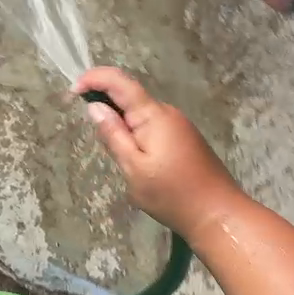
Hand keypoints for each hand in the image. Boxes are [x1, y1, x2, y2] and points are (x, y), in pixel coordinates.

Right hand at [73, 67, 247, 242]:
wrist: (220, 216)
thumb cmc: (173, 195)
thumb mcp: (134, 168)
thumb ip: (113, 135)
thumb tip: (94, 107)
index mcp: (153, 115)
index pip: (119, 81)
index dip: (93, 78)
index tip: (72, 92)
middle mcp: (167, 112)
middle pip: (129, 95)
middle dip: (105, 106)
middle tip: (96, 137)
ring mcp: (178, 124)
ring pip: (140, 112)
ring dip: (121, 122)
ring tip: (120, 158)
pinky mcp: (184, 138)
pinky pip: (152, 124)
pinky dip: (136, 132)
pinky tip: (138, 160)